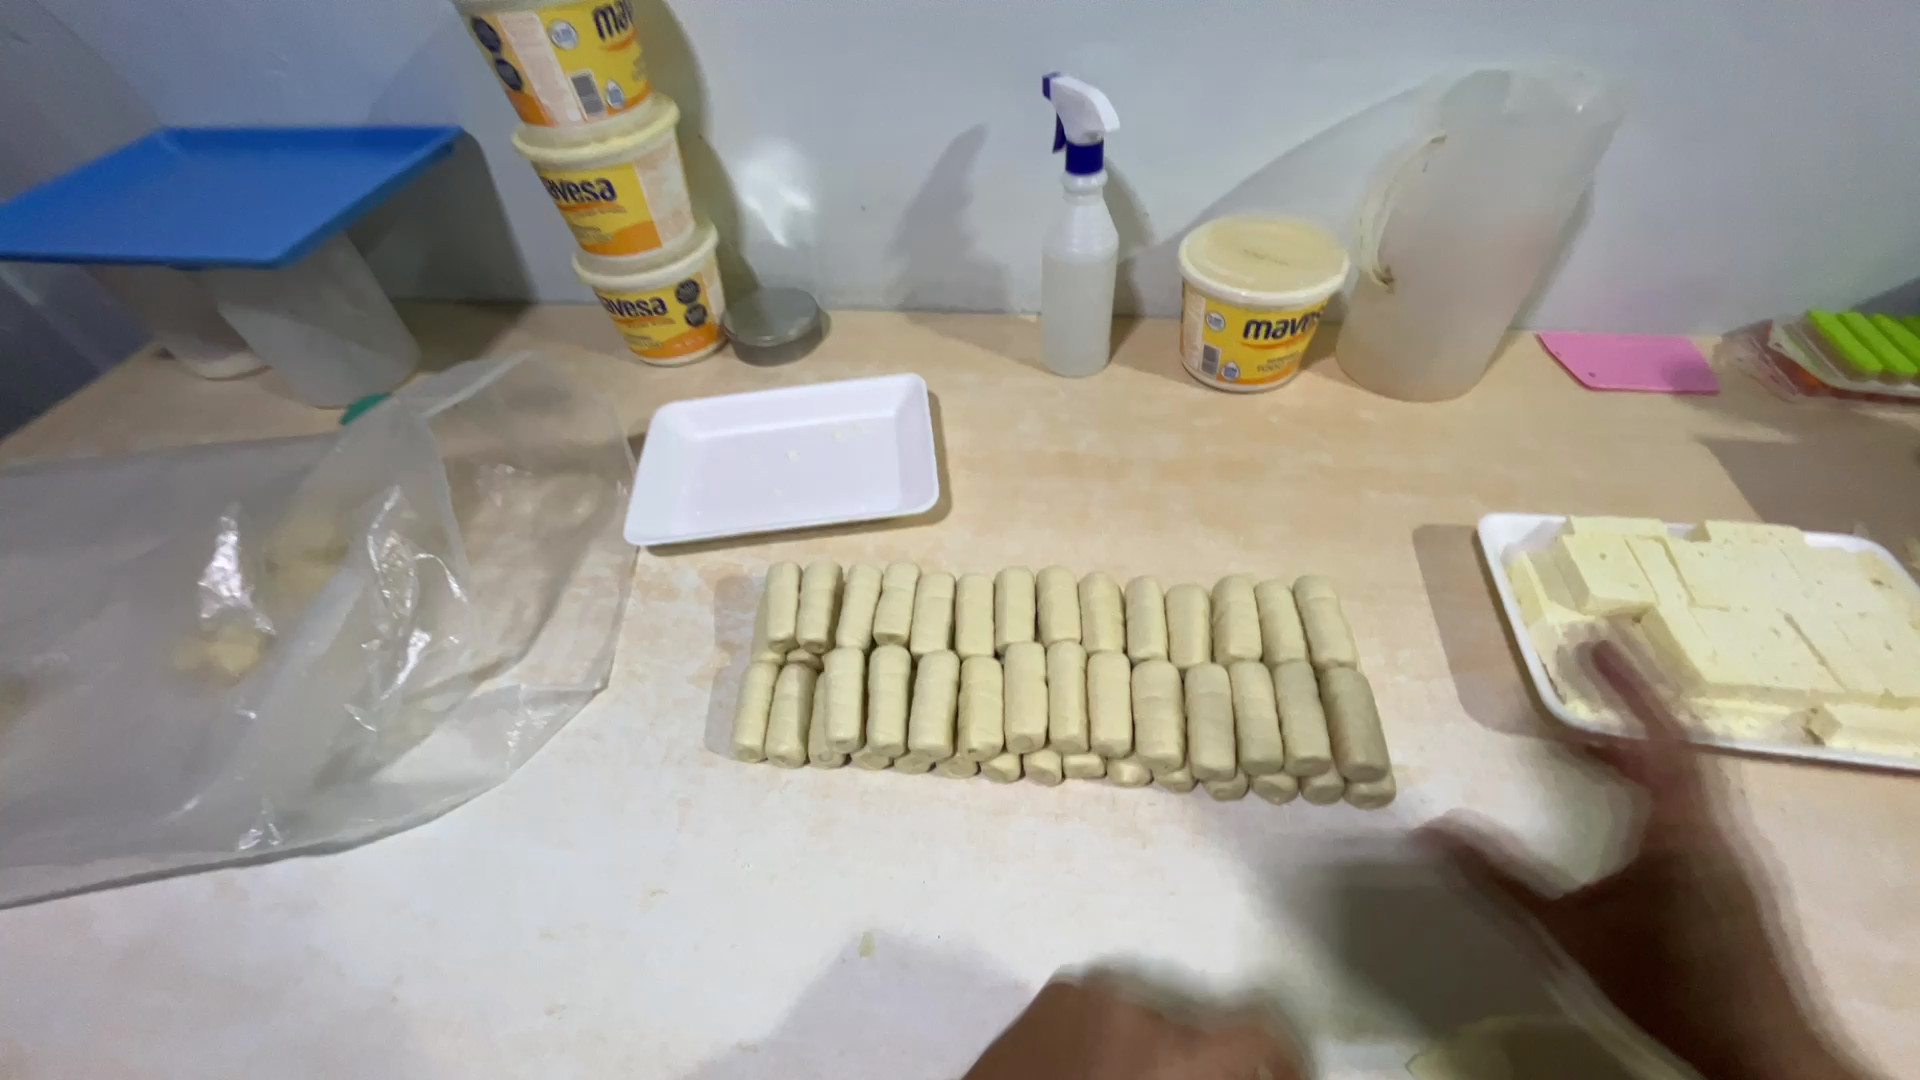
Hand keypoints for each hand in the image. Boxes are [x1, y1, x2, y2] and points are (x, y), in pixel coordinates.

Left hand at [963, 975, 1305, 1079]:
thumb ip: (1214, 1072)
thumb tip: (1246, 1068)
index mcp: (1169, 1051)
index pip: (1259, 1030)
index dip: (1286, 1059)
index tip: (1288, 1078)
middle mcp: (1133, 1001)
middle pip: (1202, 1028)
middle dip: (1212, 1067)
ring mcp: (1090, 988)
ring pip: (1157, 1018)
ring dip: (1164, 1053)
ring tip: (1138, 1079)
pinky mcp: (1058, 989)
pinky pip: (1114, 1009)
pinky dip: (1123, 1039)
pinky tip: (1103, 1070)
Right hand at [1423, 642, 1872, 1079]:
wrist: (1766, 1056)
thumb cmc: (1668, 990)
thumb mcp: (1568, 933)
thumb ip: (1498, 879)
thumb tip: (1430, 829)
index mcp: (1679, 831)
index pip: (1655, 737)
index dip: (1623, 685)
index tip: (1589, 641)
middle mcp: (1711, 827)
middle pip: (1675, 738)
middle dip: (1631, 688)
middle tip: (1585, 651)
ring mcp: (1724, 846)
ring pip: (1683, 763)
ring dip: (1637, 724)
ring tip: (1582, 709)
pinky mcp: (1725, 864)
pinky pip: (1686, 789)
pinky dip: (1647, 761)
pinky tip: (1612, 774)